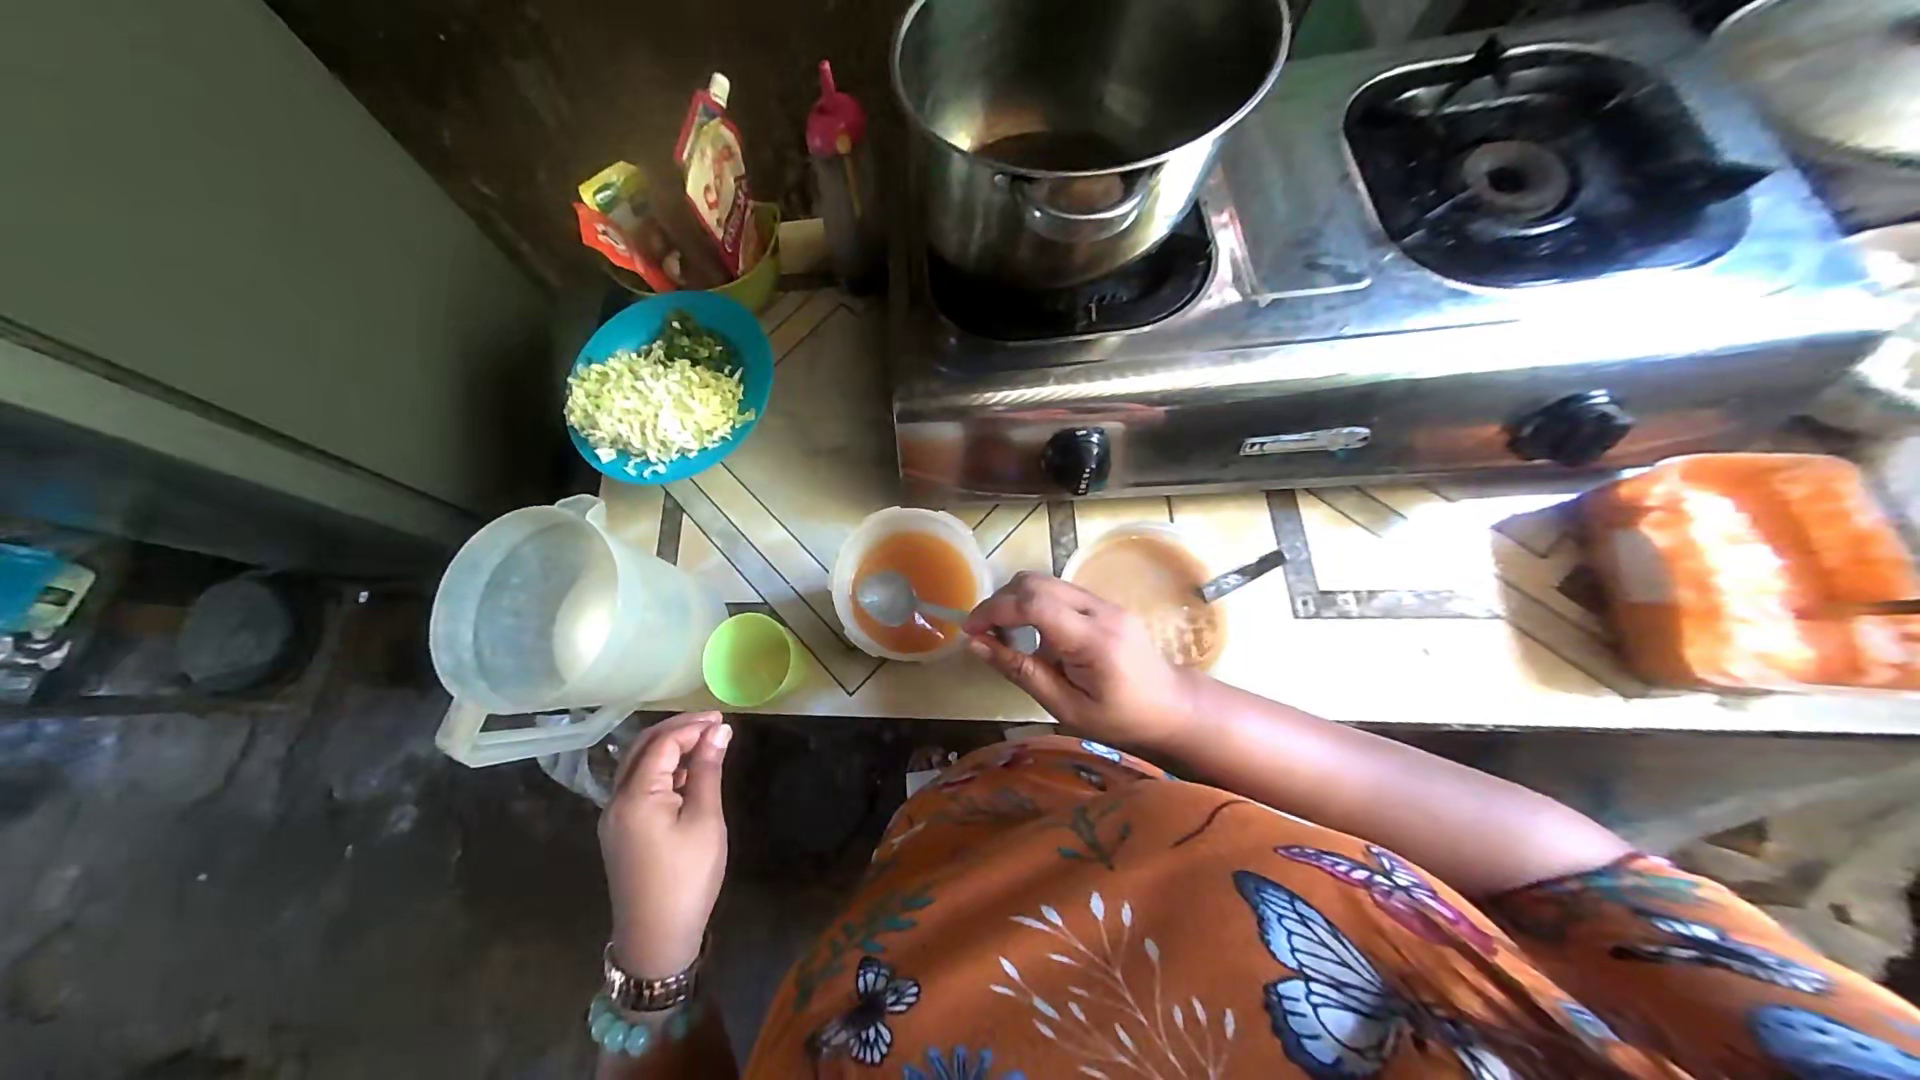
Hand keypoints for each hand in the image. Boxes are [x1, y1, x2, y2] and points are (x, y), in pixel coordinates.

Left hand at [599, 711, 730, 979]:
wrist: (656, 938)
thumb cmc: (687, 877)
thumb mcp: (705, 820)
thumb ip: (708, 770)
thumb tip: (719, 732)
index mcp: (635, 796)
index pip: (662, 744)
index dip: (692, 726)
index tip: (724, 721)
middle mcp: (616, 801)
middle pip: (643, 749)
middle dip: (678, 730)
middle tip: (714, 725)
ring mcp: (614, 817)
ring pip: (639, 766)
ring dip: (670, 749)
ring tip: (707, 744)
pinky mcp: (621, 831)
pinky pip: (638, 786)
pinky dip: (663, 771)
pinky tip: (688, 775)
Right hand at [963, 572, 1200, 749]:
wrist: (1173, 707)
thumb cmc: (1122, 719)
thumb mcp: (1067, 708)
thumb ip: (1022, 672)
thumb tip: (977, 645)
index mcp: (1093, 639)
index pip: (1033, 605)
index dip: (994, 611)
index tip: (970, 632)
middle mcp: (1099, 610)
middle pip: (1036, 582)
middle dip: (1000, 602)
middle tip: (982, 633)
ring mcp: (1104, 602)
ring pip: (1046, 582)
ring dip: (1015, 601)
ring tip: (1003, 635)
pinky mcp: (1103, 604)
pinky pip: (1059, 592)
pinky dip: (1034, 605)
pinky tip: (1030, 634)